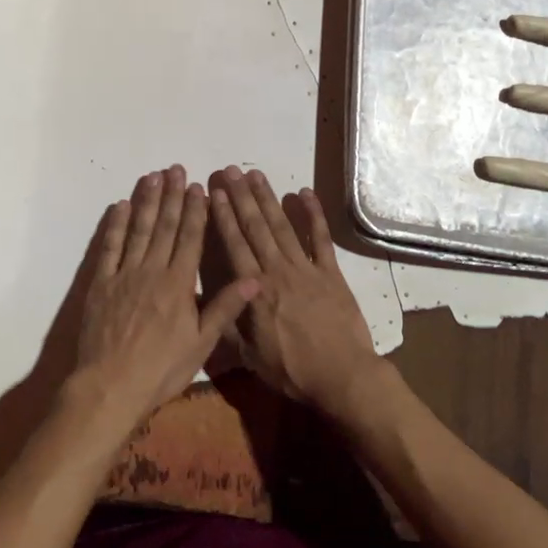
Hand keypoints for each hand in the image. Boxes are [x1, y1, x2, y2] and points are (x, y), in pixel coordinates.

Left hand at [69, 166, 259, 429]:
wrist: (111, 386)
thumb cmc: (161, 369)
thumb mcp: (201, 344)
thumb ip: (225, 308)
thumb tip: (254, 279)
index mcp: (179, 284)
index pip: (190, 238)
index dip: (195, 211)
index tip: (198, 187)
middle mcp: (152, 271)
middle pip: (164, 226)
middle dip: (172, 196)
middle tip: (175, 169)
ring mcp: (124, 274)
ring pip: (138, 230)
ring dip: (146, 201)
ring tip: (152, 177)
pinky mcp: (101, 283)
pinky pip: (110, 247)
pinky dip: (116, 225)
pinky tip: (121, 206)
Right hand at [209, 168, 382, 419]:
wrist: (343, 375)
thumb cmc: (293, 371)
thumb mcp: (250, 357)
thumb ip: (229, 326)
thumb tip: (205, 304)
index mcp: (256, 290)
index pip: (235, 245)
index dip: (223, 217)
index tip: (213, 193)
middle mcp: (277, 271)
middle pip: (256, 227)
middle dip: (241, 197)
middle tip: (230, 171)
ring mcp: (306, 269)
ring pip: (282, 226)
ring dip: (268, 198)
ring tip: (255, 174)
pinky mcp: (331, 273)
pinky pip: (321, 238)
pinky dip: (313, 214)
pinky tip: (304, 193)